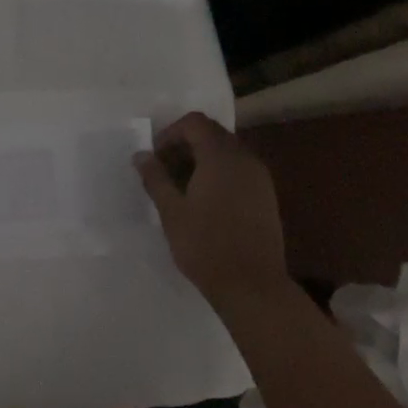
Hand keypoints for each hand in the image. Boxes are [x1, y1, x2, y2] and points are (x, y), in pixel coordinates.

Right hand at [134, 112, 291, 311]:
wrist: (251, 284)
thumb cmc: (205, 245)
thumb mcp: (171, 211)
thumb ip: (155, 178)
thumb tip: (141, 156)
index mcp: (221, 157)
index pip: (195, 123)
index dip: (170, 133)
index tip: (155, 158)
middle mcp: (245, 159)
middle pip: (212, 134)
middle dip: (184, 146)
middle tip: (163, 172)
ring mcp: (260, 178)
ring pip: (227, 153)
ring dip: (201, 161)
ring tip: (180, 189)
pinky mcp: (266, 196)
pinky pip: (238, 171)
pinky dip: (218, 174)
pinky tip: (203, 202)